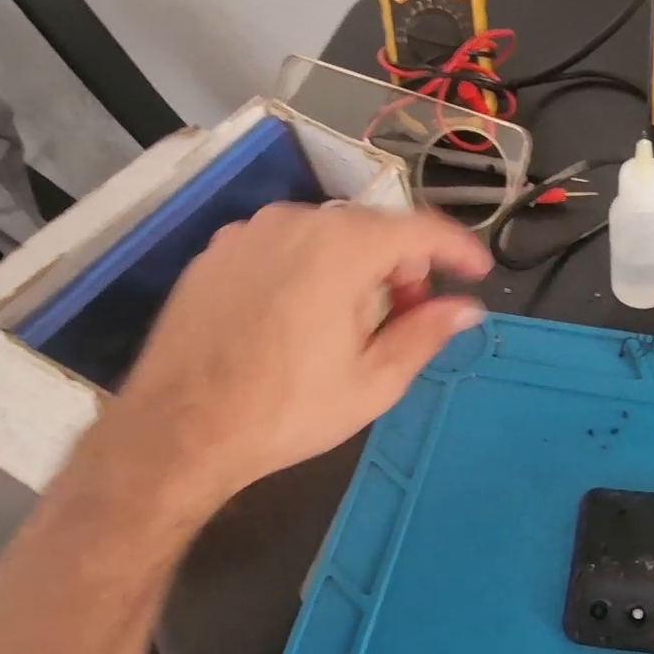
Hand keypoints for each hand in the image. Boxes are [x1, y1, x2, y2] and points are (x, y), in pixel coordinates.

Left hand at [96, 203, 491, 513]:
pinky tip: (306, 317)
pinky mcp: (215, 253)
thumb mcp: (374, 382)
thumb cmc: (287, 410)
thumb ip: (426, 334)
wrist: (176, 432)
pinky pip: (284, 246)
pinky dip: (313, 268)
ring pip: (327, 234)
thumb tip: (468, 309)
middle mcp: (294, 222)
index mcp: (341, 247)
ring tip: (356, 321)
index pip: (420, 230)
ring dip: (358, 266)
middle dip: (404, 265)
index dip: (458, 250)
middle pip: (373, 228)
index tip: (477, 272)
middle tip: (409, 313)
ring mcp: (247, 233)